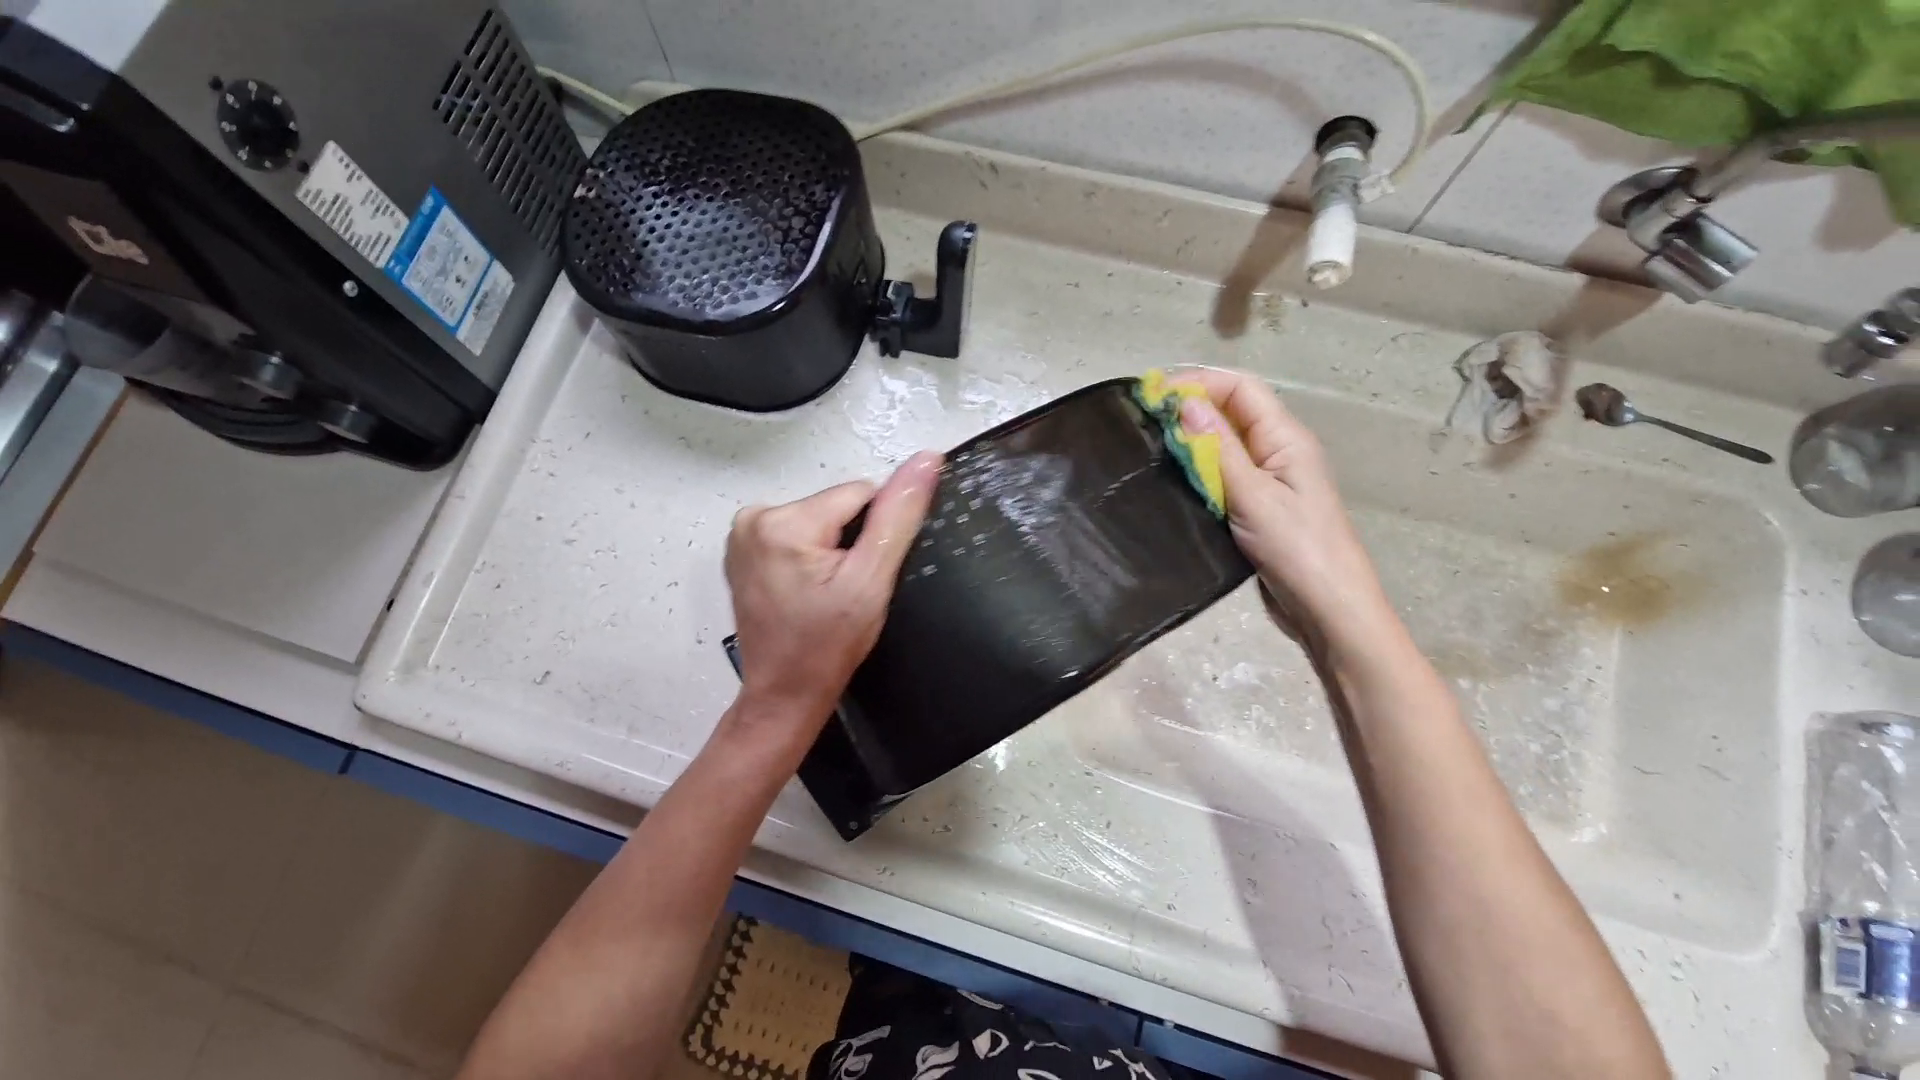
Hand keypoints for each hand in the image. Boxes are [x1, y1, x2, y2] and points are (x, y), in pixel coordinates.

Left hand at [723, 452, 941, 745]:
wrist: (785, 693)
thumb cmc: (828, 645)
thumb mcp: (871, 580)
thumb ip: (898, 516)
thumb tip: (926, 460)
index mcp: (784, 521)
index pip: (860, 495)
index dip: (873, 535)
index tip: (862, 575)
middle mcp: (754, 517)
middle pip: (835, 507)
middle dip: (849, 543)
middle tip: (844, 589)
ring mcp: (742, 535)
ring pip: (818, 520)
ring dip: (831, 550)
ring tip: (825, 593)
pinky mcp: (742, 551)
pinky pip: (796, 535)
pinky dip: (809, 556)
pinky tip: (807, 590)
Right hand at [1171, 368, 1389, 646]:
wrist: (1328, 609)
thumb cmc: (1297, 548)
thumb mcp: (1254, 495)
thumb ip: (1219, 449)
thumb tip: (1185, 403)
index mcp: (1285, 438)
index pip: (1239, 388)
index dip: (1196, 382)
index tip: (1152, 396)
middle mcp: (1276, 451)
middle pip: (1230, 412)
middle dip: (1188, 408)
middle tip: (1140, 420)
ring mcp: (1266, 481)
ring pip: (1223, 445)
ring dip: (1189, 441)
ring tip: (1148, 446)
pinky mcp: (1255, 508)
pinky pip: (1221, 476)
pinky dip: (1195, 471)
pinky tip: (1169, 480)